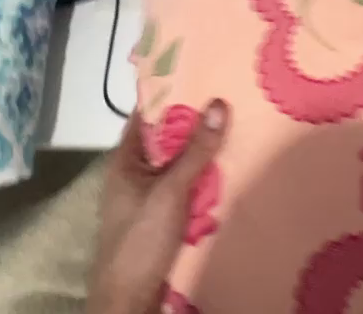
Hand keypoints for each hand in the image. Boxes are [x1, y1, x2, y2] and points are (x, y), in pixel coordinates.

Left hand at [87, 100, 228, 313]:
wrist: (128, 305)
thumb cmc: (140, 242)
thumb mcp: (170, 191)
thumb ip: (195, 150)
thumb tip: (218, 102)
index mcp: (125, 161)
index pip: (147, 114)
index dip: (171, 93)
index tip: (202, 72)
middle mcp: (134, 174)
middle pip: (168, 139)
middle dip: (196, 124)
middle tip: (230, 98)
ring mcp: (148, 198)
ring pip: (180, 165)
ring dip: (203, 155)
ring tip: (237, 128)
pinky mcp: (162, 220)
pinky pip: (186, 189)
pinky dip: (204, 181)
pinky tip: (230, 172)